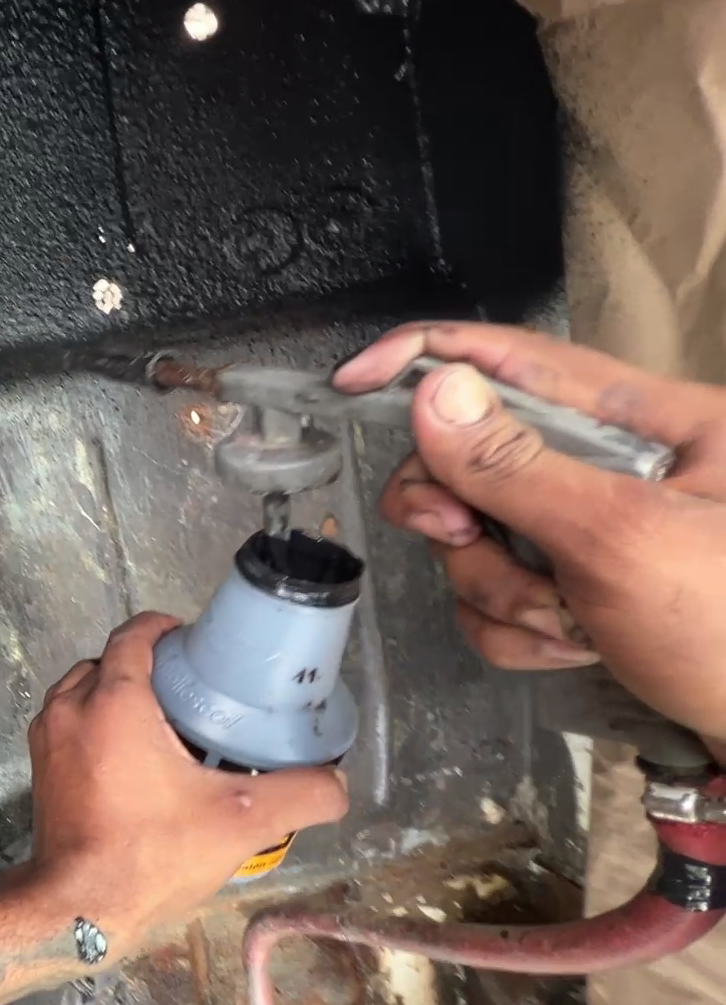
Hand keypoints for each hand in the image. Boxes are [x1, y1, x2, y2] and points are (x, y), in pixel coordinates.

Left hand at [24, 613, 348, 940]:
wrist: (81, 898)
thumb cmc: (155, 848)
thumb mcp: (243, 819)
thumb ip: (302, 793)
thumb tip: (338, 780)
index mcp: (111, 699)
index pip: (131, 637)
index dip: (160, 628)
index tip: (189, 638)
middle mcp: (69, 705)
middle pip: (104, 661)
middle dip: (141, 663)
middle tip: (185, 687)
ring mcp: (46, 733)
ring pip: (79, 689)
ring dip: (112, 691)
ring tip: (159, 719)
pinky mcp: (38, 761)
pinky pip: (66, 719)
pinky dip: (92, 718)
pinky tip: (127, 753)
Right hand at [334, 321, 725, 740]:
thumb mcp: (624, 540)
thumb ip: (517, 466)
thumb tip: (432, 388)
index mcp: (654, 426)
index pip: (516, 360)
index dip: (423, 357)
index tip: (351, 383)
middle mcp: (613, 469)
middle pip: (465, 461)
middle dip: (453, 512)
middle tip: (461, 538)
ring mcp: (588, 531)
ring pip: (470, 538)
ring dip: (497, 589)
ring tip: (570, 624)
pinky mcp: (572, 584)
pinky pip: (489, 593)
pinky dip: (513, 627)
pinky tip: (572, 647)